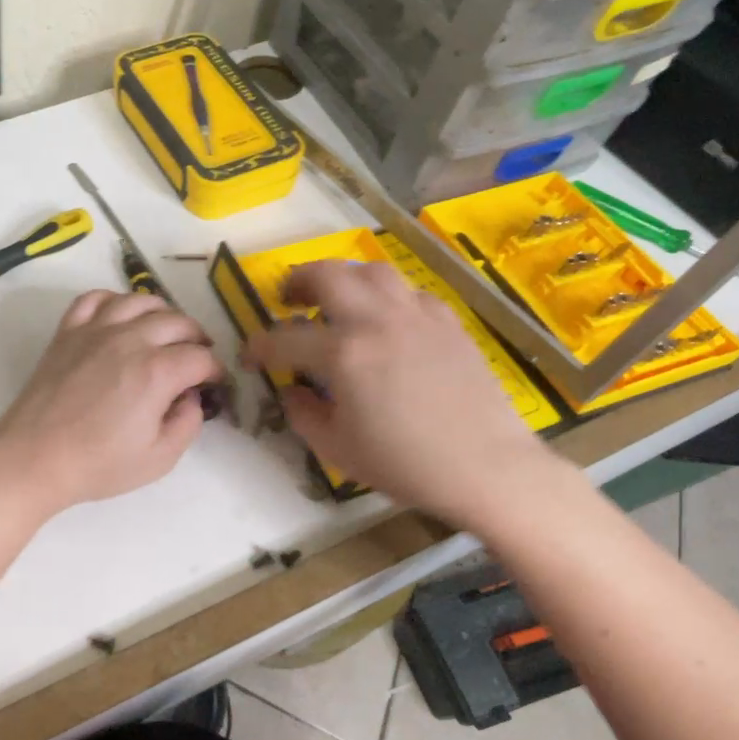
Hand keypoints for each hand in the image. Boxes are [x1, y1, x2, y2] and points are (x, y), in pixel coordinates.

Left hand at [0, 290, 223, 512]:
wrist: (34, 457)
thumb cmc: (98, 464)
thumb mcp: (159, 459)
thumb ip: (188, 424)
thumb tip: (192, 397)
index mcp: (157, 371)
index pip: (201, 357)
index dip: (215, 370)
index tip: (215, 383)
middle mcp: (129, 340)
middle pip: (177, 322)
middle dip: (196, 338)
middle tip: (196, 357)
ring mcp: (95, 330)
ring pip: (139, 301)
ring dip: (162, 313)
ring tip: (166, 331)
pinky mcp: (67, 331)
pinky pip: (95, 298)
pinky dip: (114, 301)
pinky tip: (120, 317)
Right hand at [244, 260, 569, 530]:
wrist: (489, 468)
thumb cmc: (406, 464)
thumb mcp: (337, 449)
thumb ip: (303, 414)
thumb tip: (292, 390)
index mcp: (342, 354)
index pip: (283, 339)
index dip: (257, 347)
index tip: (249, 357)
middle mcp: (376, 321)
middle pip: (326, 275)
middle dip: (297, 282)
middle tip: (289, 301)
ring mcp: (416, 316)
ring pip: (372, 271)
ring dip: (344, 279)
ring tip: (337, 299)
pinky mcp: (448, 322)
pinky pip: (410, 292)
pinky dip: (388, 297)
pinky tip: (387, 320)